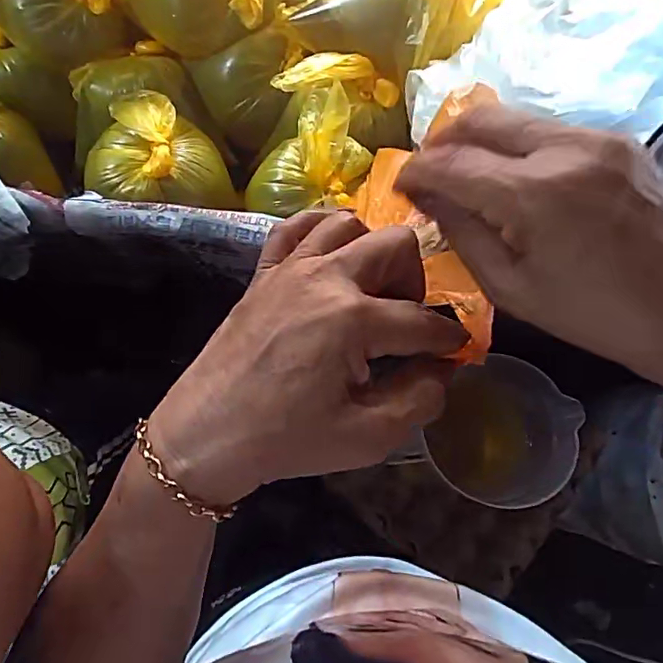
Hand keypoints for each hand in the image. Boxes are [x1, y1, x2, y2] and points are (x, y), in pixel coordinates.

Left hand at [146, 211, 472, 506]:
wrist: (207, 432)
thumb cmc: (284, 440)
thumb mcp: (366, 436)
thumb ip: (418, 399)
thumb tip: (442, 369)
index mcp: (353, 318)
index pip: (423, 321)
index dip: (448, 340)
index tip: (455, 352)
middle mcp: (324, 278)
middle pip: (396, 244)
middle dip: (416, 280)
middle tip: (407, 321)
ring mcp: (288, 268)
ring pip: (347, 222)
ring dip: (371, 248)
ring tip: (369, 290)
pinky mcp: (262, 273)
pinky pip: (294, 227)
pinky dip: (319, 230)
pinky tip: (328, 258)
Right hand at [397, 89, 662, 394]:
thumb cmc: (599, 315)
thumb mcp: (511, 287)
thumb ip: (462, 231)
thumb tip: (427, 196)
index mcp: (536, 193)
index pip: (450, 162)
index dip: (414, 171)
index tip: (399, 188)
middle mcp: (567, 148)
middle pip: (479, 118)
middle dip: (440, 142)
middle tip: (426, 174)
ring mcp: (599, 138)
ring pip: (513, 118)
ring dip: (477, 141)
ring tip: (464, 177)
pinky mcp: (620, 141)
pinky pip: (547, 129)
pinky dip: (514, 145)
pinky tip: (511, 178)